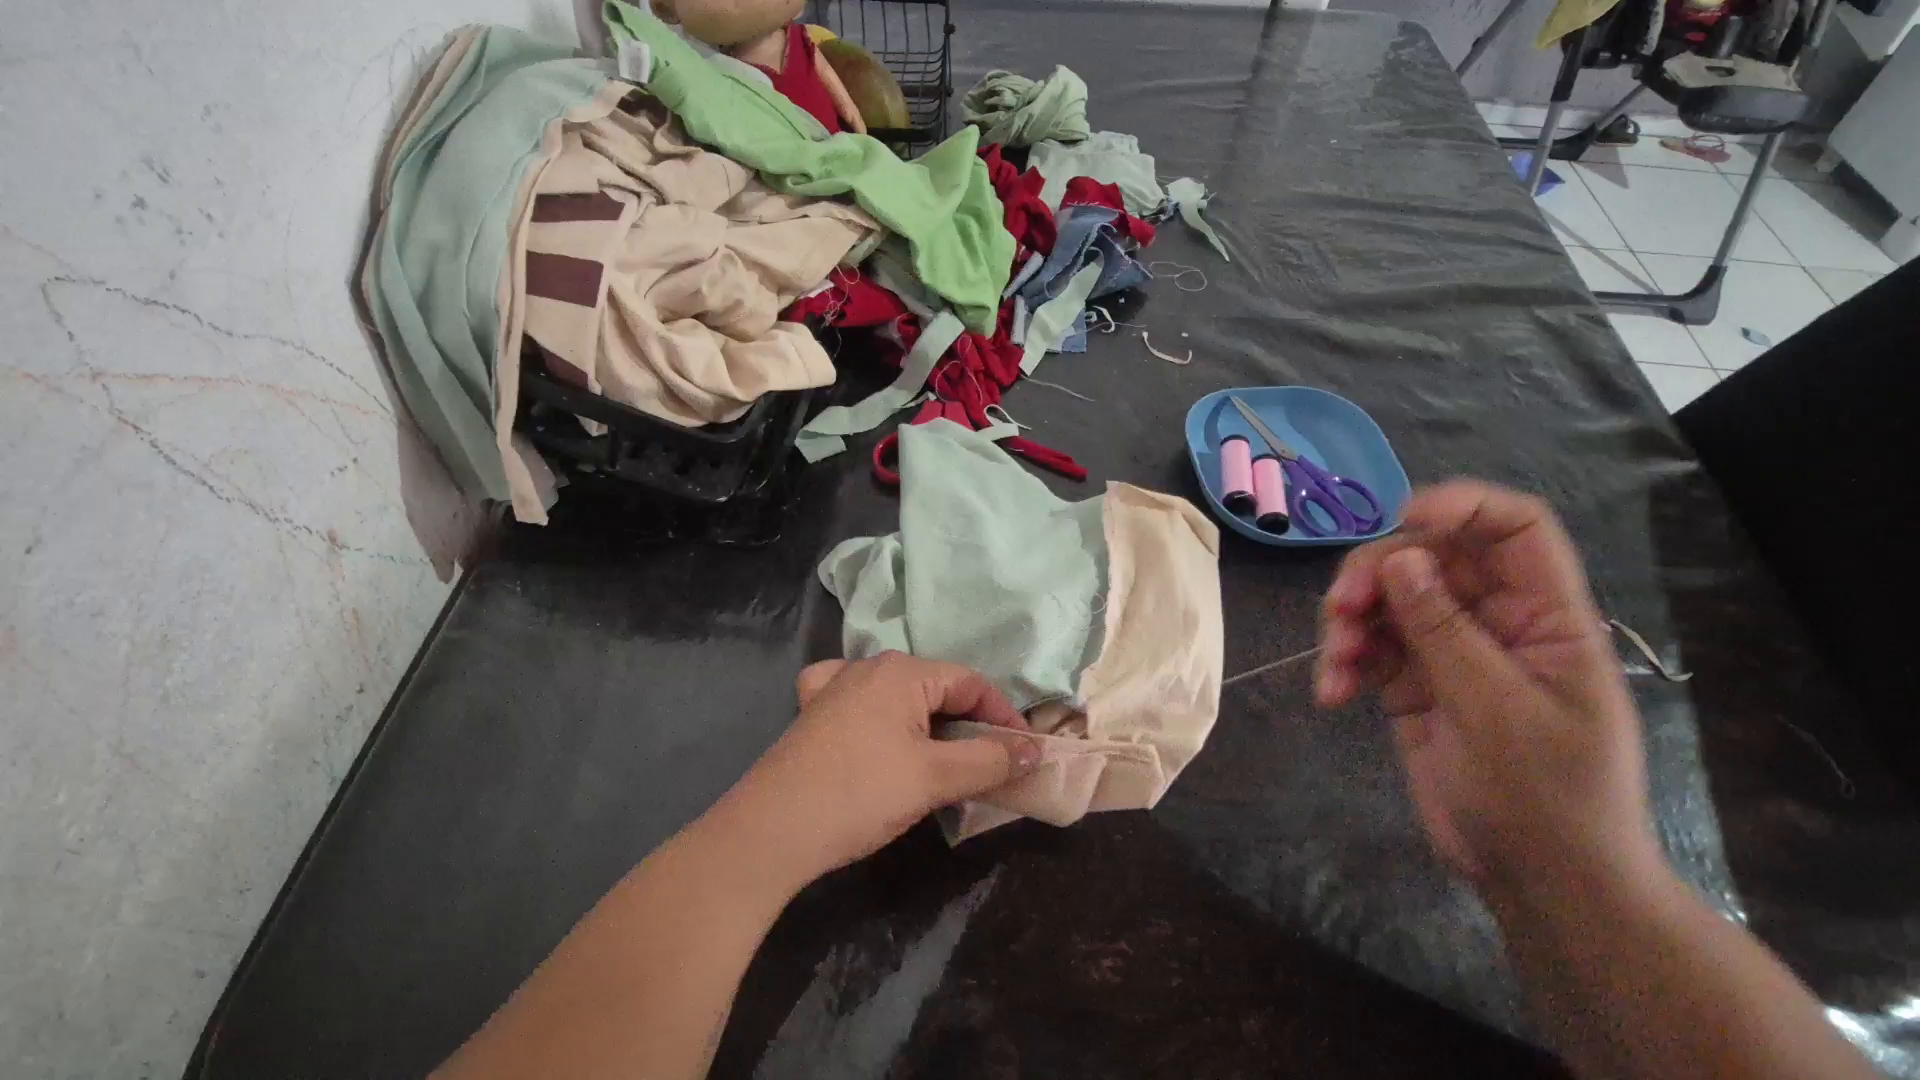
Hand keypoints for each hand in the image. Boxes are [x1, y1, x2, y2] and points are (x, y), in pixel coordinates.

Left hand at [707, 652, 1039, 892]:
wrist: (771, 831)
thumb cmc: (860, 795)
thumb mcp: (934, 778)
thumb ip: (990, 760)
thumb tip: (1036, 750)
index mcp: (902, 672)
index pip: (971, 682)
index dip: (1003, 716)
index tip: (1024, 753)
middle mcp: (868, 668)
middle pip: (936, 688)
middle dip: (968, 724)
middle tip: (988, 765)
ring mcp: (834, 688)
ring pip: (900, 698)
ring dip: (929, 726)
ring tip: (944, 763)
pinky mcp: (812, 714)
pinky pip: (859, 702)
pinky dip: (881, 717)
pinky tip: (879, 735)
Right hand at [1315, 481, 1664, 904]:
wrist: (1539, 881)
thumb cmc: (1546, 798)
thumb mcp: (1497, 711)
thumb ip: (1445, 630)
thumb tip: (1401, 555)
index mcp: (1545, 616)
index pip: (1515, 529)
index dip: (1463, 506)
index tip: (1400, 518)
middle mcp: (1495, 621)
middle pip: (1429, 557)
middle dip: (1376, 574)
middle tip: (1340, 611)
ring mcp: (1449, 652)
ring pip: (1387, 599)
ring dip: (1350, 621)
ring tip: (1334, 666)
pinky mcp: (1412, 684)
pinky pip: (1368, 647)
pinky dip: (1343, 662)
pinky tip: (1332, 694)